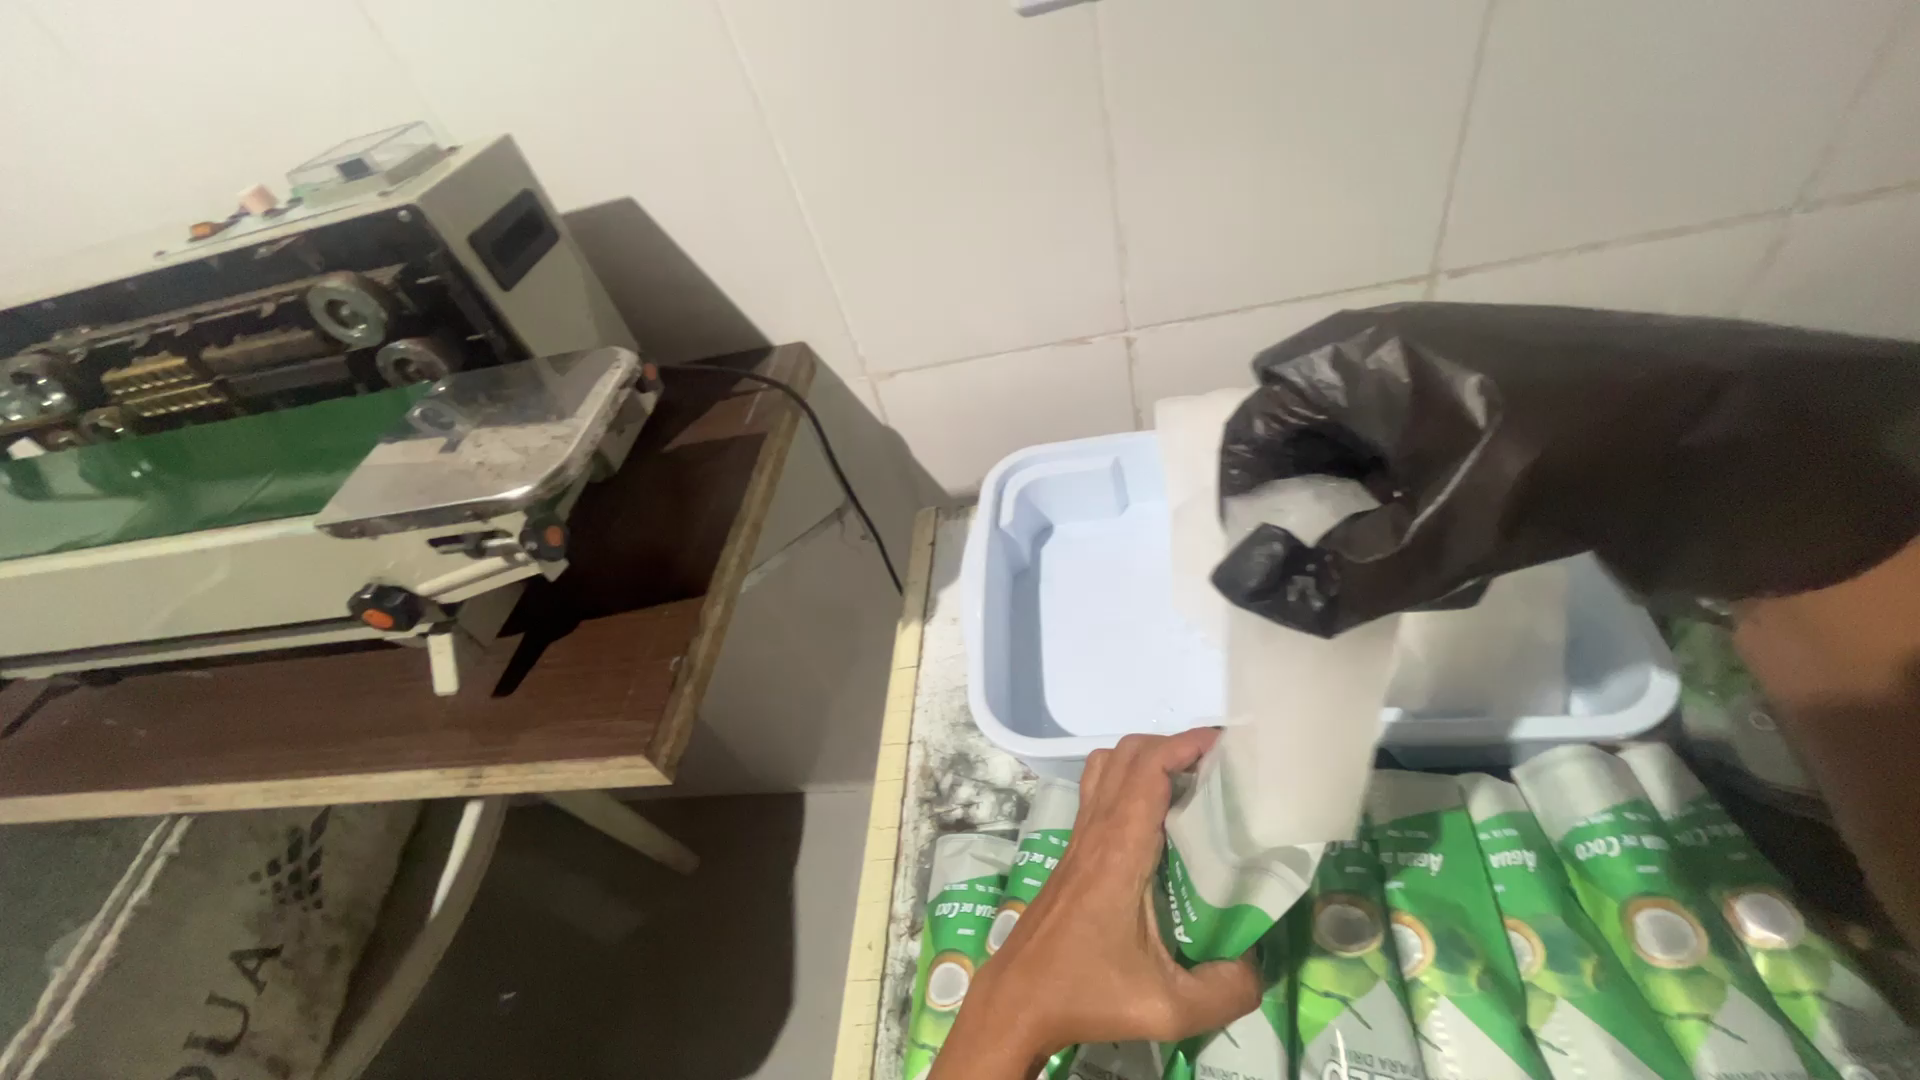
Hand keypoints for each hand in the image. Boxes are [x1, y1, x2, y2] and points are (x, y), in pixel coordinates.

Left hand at [929, 730, 1260, 1079]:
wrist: (1020, 998)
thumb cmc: (1088, 994)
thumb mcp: (1169, 1009)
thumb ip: (1227, 991)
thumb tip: (1258, 965)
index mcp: (1120, 848)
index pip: (1148, 767)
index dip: (1186, 744)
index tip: (1226, 747)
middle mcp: (1098, 829)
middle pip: (1129, 753)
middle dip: (1175, 745)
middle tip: (1219, 768)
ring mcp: (1081, 835)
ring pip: (1108, 765)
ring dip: (1148, 758)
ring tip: (1190, 783)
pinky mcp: (1074, 848)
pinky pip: (1100, 790)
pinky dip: (1130, 780)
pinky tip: (1159, 819)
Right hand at [1212, 302, 1919, 635]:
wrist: (1761, 434)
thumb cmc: (1585, 456)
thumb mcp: (1455, 527)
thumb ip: (1342, 572)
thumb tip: (1249, 594)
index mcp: (1358, 357)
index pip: (1255, 426)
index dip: (1244, 494)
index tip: (1259, 558)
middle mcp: (1383, 359)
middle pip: (1302, 447)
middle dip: (1308, 516)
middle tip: (1328, 572)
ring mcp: (1434, 386)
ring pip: (1355, 467)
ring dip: (1361, 526)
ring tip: (1397, 572)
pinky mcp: (1477, 417)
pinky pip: (1405, 474)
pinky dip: (1406, 522)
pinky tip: (1447, 559)